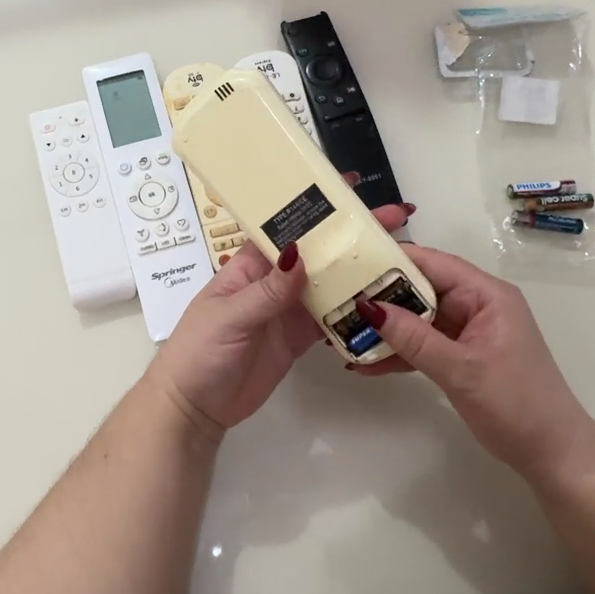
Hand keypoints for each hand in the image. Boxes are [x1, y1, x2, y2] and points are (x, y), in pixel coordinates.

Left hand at [144, 196, 411, 437]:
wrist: (193, 407)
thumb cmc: (198, 352)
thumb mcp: (229, 316)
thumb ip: (267, 290)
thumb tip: (301, 254)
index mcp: (250, 265)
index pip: (287, 227)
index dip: (318, 207)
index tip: (353, 186)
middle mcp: (273, 281)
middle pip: (318, 252)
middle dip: (353, 235)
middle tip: (398, 219)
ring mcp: (288, 310)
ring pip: (330, 283)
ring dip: (360, 271)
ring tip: (401, 257)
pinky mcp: (298, 338)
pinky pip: (331, 319)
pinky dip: (355, 312)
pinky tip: (383, 302)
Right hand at [350, 244, 594, 475]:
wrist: (552, 452)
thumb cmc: (516, 402)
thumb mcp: (461, 369)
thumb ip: (413, 338)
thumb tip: (368, 307)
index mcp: (486, 295)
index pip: (433, 263)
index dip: (393, 260)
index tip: (351, 262)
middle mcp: (476, 305)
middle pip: (420, 290)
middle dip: (380, 297)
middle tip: (335, 301)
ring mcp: (467, 332)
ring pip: (416, 320)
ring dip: (384, 330)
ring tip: (341, 334)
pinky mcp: (459, 357)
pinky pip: (421, 346)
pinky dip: (397, 353)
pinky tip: (364, 364)